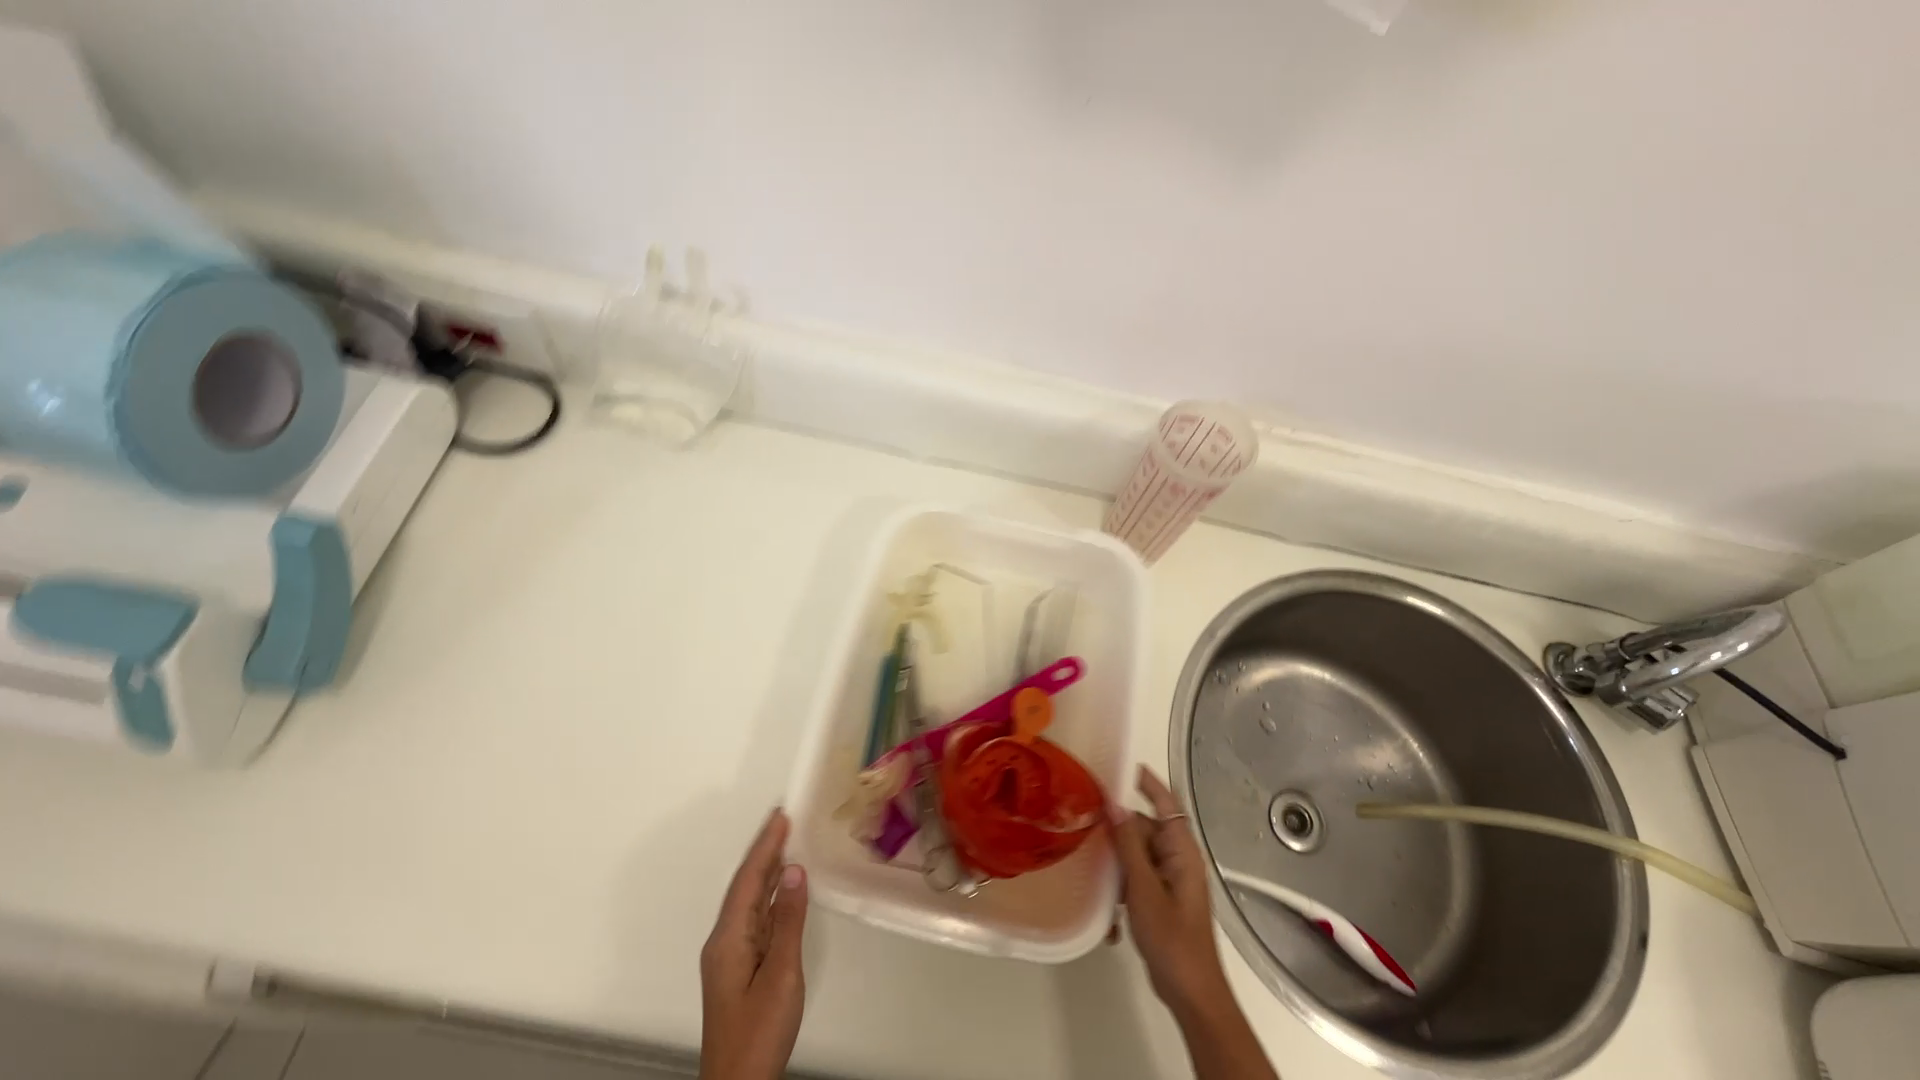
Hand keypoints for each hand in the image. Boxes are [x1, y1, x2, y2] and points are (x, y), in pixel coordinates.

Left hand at [699, 809, 808, 1079]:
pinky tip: (782, 891)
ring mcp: (730, 956)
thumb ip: (788, 922)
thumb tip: (794, 873)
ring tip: (785, 843)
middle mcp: (724, 941)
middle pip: (744, 886)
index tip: (780, 816)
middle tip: (783, 820)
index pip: (748, 880)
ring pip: (749, 902)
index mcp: (729, 939)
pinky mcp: (739, 969)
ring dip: (766, 872)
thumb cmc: (760, 1031)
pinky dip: (769, 897)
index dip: (765, 846)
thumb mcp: (782, 975)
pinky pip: (754, 919)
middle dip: (763, 852)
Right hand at [1113, 768, 1280, 1079]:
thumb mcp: (1144, 890)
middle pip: (1145, 829)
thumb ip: (1129, 847)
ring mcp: (1170, 882)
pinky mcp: (1160, 901)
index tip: (1119, 765)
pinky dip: (1120, 887)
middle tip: (1083, 819)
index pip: (1166, 804)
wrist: (1190, 992)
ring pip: (1137, 855)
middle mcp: (1178, 860)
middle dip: (1118, 827)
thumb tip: (1114, 806)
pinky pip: (1136, 879)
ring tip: (1087, 861)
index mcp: (1182, 852)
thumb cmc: (1172, 939)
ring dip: (1116, 862)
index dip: (1146, 782)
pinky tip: (1104, 906)